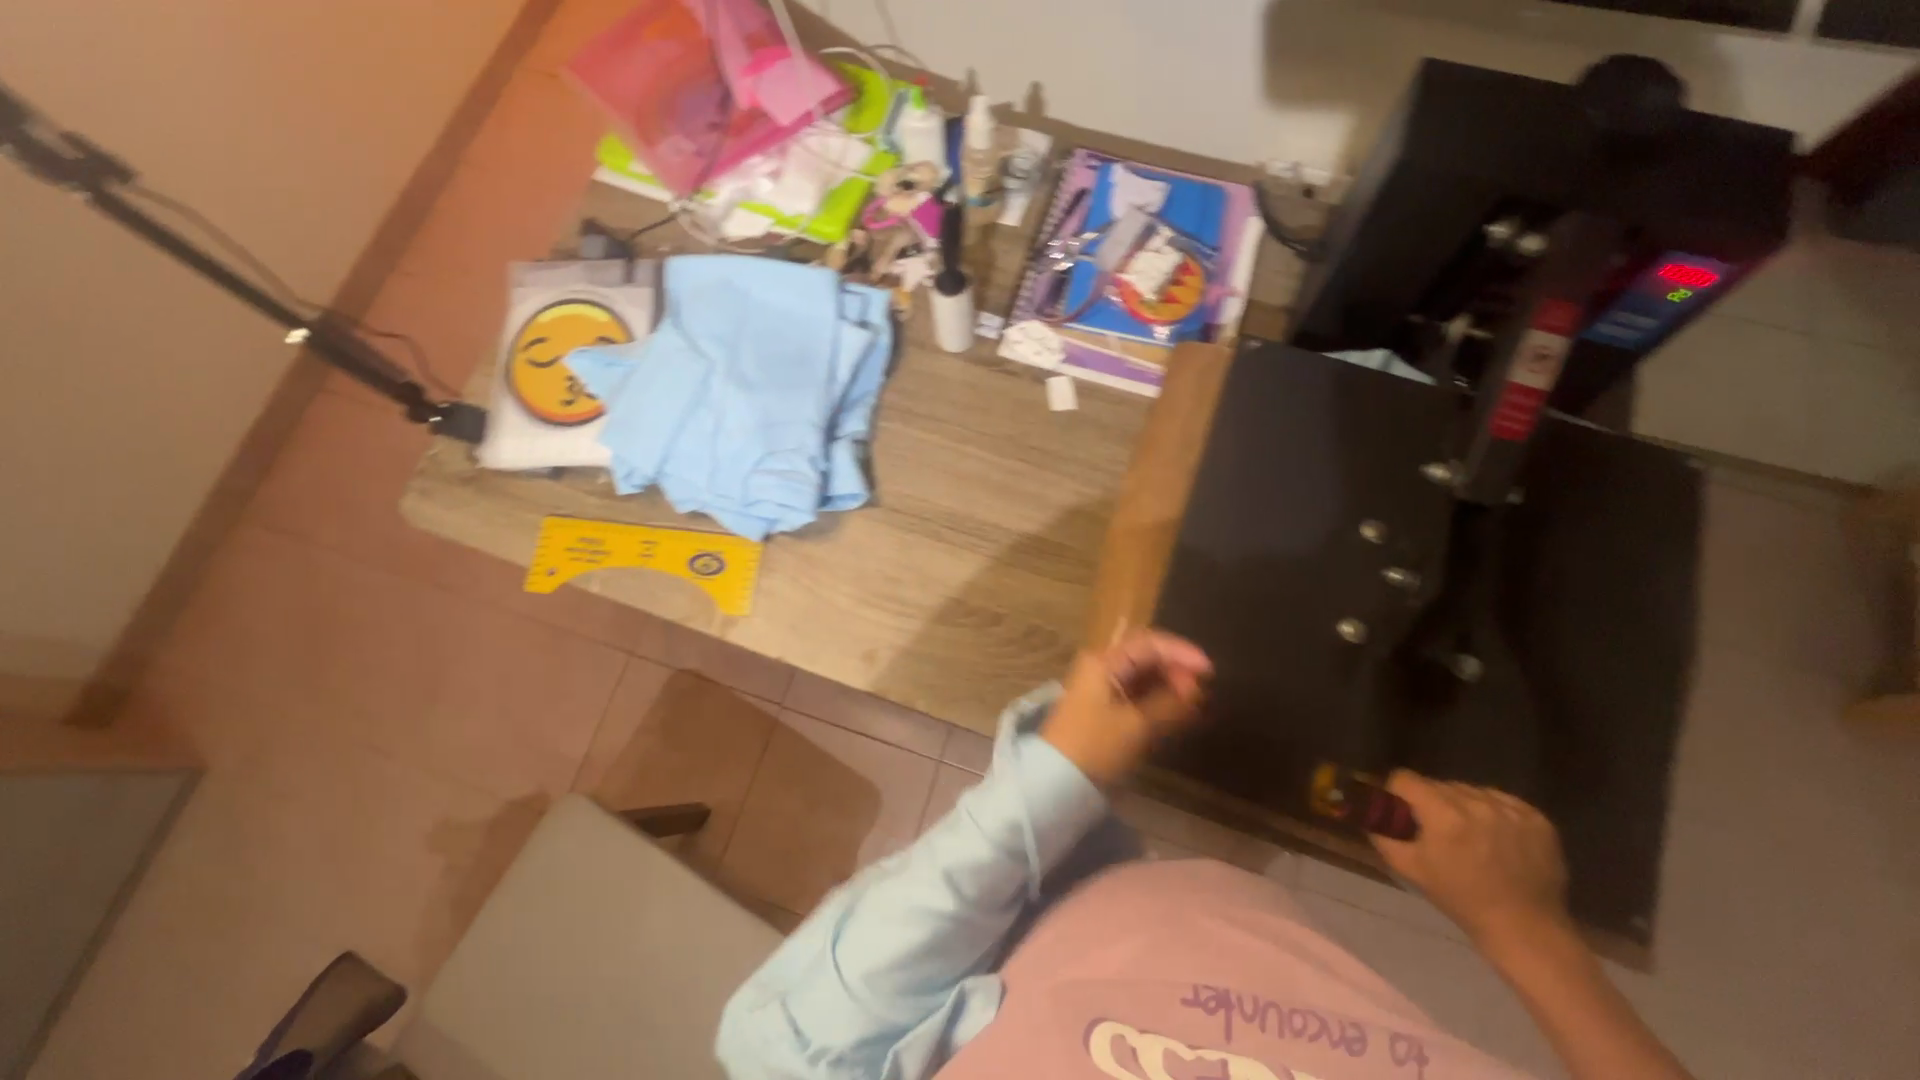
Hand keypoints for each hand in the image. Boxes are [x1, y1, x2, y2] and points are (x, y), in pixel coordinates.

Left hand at [1040, 630, 1212, 786]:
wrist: (1056, 781)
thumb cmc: (1095, 747)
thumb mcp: (1136, 726)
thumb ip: (1169, 704)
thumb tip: (1196, 689)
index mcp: (1104, 663)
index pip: (1148, 644)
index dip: (1181, 652)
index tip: (1208, 670)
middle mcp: (1101, 669)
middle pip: (1145, 658)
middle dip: (1176, 669)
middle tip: (1201, 689)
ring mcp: (1101, 690)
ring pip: (1142, 678)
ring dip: (1169, 686)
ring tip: (1194, 701)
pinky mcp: (1103, 712)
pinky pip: (1137, 697)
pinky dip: (1158, 702)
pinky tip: (1178, 713)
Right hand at [1370, 770, 1571, 948]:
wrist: (1524, 926)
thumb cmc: (1460, 899)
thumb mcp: (1410, 869)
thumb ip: (1382, 836)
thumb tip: (1370, 814)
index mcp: (1444, 815)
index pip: (1406, 779)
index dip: (1397, 792)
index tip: (1400, 809)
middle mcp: (1478, 804)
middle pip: (1440, 784)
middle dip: (1432, 801)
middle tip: (1435, 828)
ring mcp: (1511, 809)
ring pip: (1471, 790)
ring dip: (1463, 805)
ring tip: (1469, 833)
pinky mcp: (1537, 818)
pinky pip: (1503, 800)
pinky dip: (1493, 811)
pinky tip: (1496, 835)